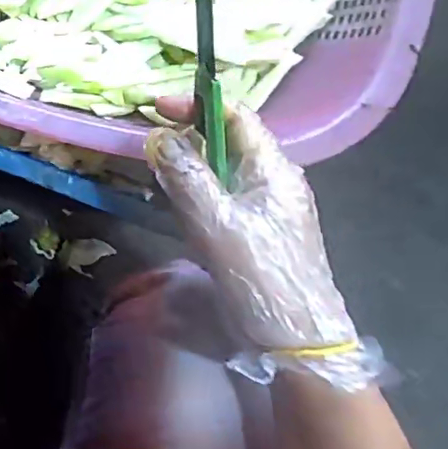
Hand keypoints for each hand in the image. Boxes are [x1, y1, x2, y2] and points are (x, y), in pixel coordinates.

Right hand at [147, 98, 382, 389]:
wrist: (297, 343)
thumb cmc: (261, 274)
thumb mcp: (216, 221)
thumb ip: (186, 175)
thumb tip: (159, 136)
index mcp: (273, 170)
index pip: (236, 116)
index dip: (197, 104)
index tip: (156, 108)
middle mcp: (274, 180)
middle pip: (227, 140)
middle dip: (187, 135)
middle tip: (150, 142)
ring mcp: (267, 205)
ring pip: (221, 168)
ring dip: (188, 164)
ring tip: (159, 174)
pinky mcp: (257, 227)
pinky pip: (221, 193)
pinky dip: (196, 189)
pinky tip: (178, 204)